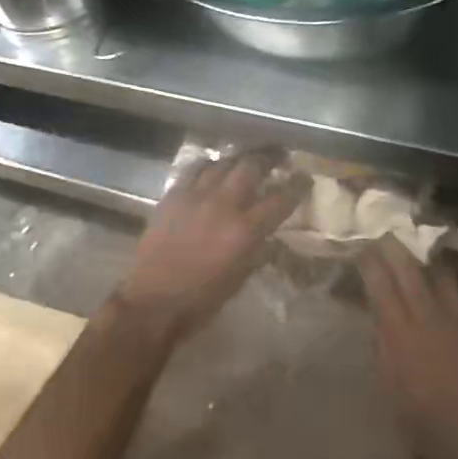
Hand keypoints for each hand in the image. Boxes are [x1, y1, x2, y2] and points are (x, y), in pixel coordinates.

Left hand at [113, 153, 308, 340]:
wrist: (152, 303)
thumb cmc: (201, 300)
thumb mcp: (240, 278)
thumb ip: (259, 252)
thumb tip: (272, 238)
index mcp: (245, 230)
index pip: (281, 198)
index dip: (297, 184)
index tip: (305, 177)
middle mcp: (224, 205)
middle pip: (252, 166)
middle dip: (269, 157)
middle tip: (278, 155)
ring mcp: (196, 196)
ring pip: (223, 162)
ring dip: (239, 158)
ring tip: (246, 158)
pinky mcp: (173, 195)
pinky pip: (195, 169)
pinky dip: (209, 165)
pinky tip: (213, 167)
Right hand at [358, 239, 457, 458]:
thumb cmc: (434, 429)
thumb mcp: (396, 396)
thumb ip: (385, 353)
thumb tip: (378, 319)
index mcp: (401, 337)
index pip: (380, 288)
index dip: (370, 263)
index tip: (362, 246)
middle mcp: (428, 317)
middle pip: (408, 270)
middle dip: (394, 247)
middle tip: (386, 232)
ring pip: (441, 272)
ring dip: (429, 256)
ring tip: (423, 243)